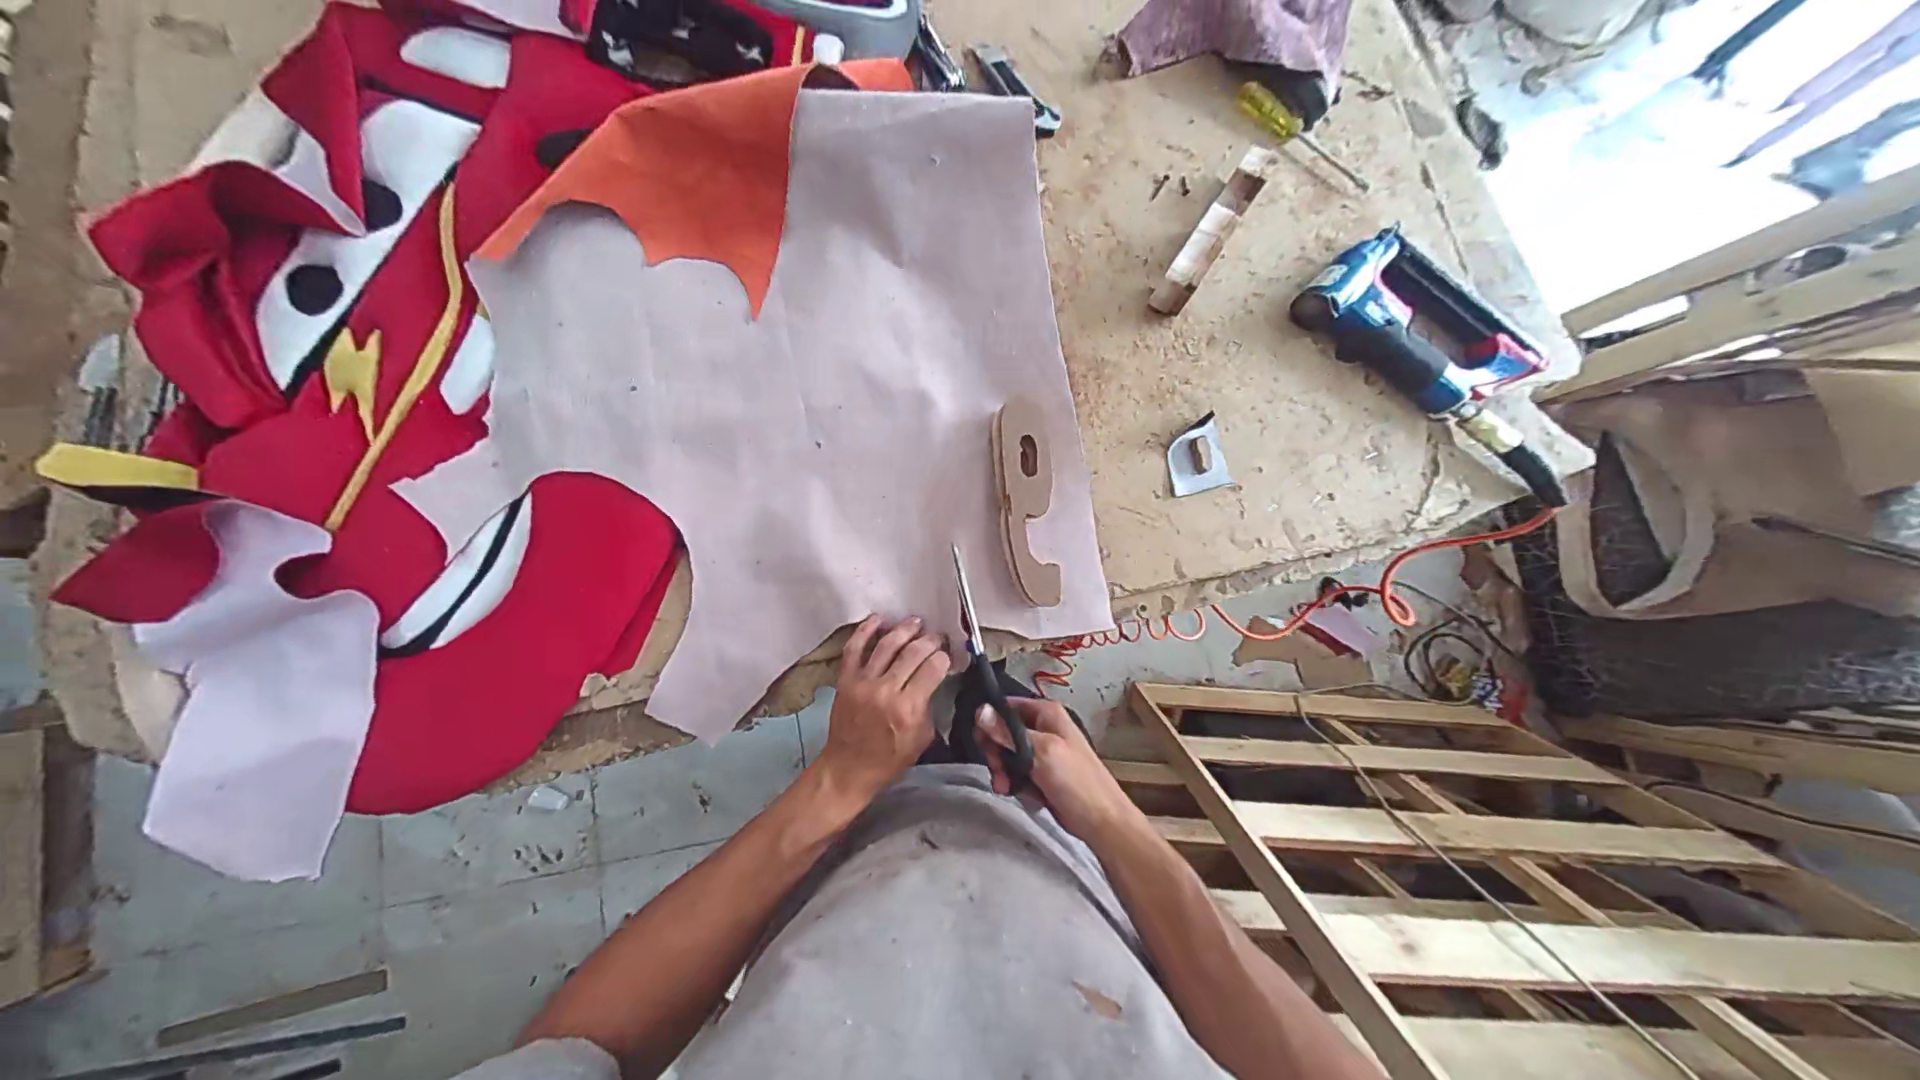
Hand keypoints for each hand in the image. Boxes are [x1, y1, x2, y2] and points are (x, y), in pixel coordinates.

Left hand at [814, 615, 950, 804]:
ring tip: (916, 622)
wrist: (849, 768)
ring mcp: (863, 682)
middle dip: (930, 640)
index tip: (948, 654)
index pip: (932, 668)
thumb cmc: (889, 758)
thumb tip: (934, 679)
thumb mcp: (922, 737)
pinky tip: (879, 619)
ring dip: (904, 629)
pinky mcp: (846, 679)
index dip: (944, 657)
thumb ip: (929, 705)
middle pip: (913, 652)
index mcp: (907, 708)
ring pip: (887, 644)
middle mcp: (885, 690)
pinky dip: (866, 630)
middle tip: (937, 637)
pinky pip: (855, 647)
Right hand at [977, 697, 1141, 842]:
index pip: (1006, 706)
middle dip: (997, 753)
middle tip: (998, 770)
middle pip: (1003, 732)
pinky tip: (1019, 793)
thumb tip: (981, 711)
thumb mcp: (1040, 752)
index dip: (990, 723)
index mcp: (1047, 713)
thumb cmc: (1076, 782)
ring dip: (1004, 771)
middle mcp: (1044, 727)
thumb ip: (1008, 732)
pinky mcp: (1042, 773)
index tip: (983, 743)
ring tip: (1007, 787)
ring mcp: (1043, 751)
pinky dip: (1015, 783)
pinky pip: (1017, 772)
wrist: (1101, 821)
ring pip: (1008, 754)